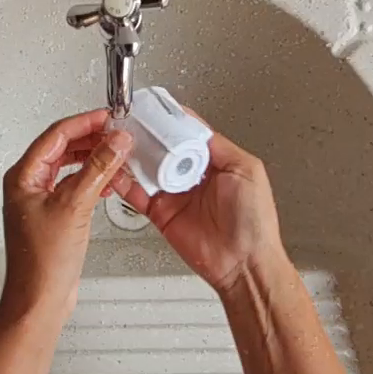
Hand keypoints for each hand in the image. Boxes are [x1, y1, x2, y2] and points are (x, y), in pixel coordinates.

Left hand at [0, 110, 132, 323]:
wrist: (39, 301)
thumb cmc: (41, 263)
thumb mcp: (74, 206)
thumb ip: (97, 169)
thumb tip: (115, 142)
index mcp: (23, 176)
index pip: (57, 135)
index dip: (85, 123)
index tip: (108, 118)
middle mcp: (29, 185)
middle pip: (63, 148)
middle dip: (92, 140)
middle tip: (117, 134)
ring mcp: (41, 200)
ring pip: (71, 166)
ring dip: (95, 160)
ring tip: (118, 156)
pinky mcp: (55, 215)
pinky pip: (76, 186)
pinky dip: (94, 180)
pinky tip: (110, 182)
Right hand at [112, 122, 285, 294]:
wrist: (243, 263)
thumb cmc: (254, 221)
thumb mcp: (246, 170)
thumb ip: (218, 146)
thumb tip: (195, 126)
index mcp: (213, 161)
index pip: (187, 134)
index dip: (171, 121)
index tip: (156, 110)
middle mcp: (191, 175)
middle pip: (163, 148)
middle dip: (148, 136)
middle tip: (133, 124)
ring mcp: (174, 193)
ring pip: (147, 168)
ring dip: (134, 156)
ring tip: (121, 144)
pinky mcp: (160, 213)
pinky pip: (137, 195)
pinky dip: (125, 184)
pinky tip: (118, 173)